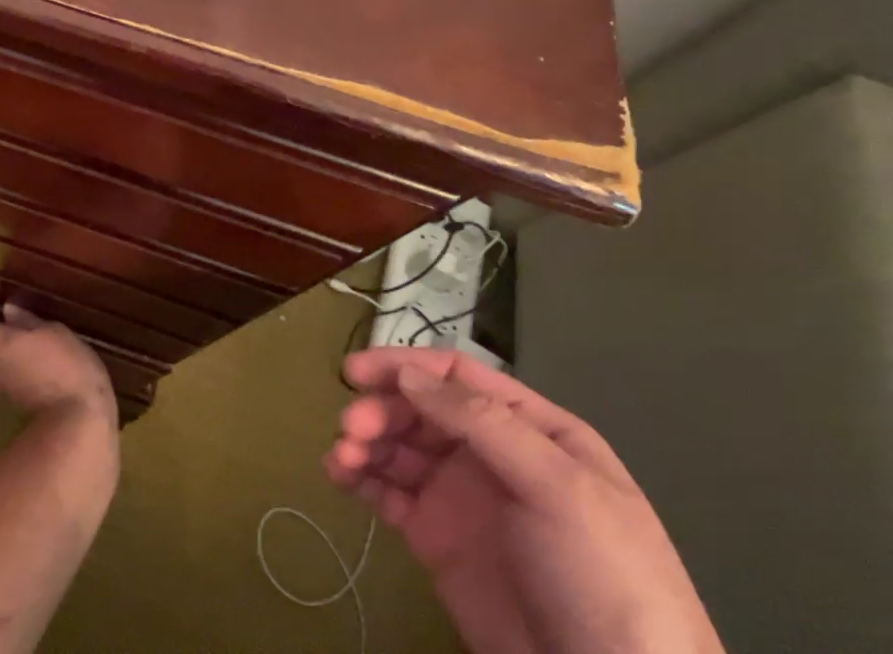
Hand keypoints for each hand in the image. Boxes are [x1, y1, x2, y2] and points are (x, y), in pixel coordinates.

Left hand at [0, 304, 116, 424]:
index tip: (20, 312)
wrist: (77, 421)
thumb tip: (8, 309)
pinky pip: (15, 376)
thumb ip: (27, 319)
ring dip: (17, 354)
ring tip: (44, 349)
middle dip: (8, 335)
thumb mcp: (53, 331)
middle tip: (36, 330)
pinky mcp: (13, 403)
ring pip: (3, 360)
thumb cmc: (66, 365)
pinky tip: (45, 369)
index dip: (1, 314)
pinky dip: (25, 370)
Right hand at [327, 348, 722, 653]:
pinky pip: (387, 492)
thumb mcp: (558, 489)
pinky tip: (339, 475)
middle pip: (420, 410)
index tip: (355, 371)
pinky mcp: (434, 535)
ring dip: (364, 442)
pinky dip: (358, 477)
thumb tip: (408, 373)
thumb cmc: (601, 574)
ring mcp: (461, 496)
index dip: (405, 366)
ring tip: (342, 458)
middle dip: (381, 411)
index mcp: (534, 433)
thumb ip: (484, 424)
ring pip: (398, 448)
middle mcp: (492, 455)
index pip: (460, 378)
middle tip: (351, 429)